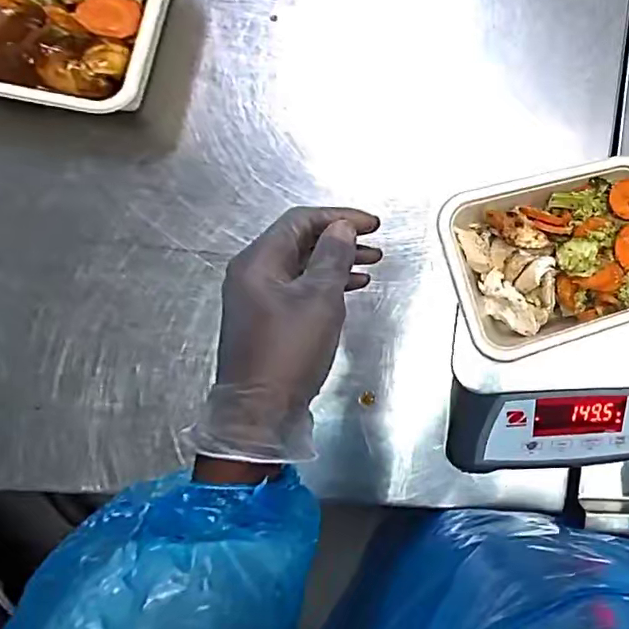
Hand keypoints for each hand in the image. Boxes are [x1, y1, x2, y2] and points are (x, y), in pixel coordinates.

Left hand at [185, 207, 381, 465]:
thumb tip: (341, 228)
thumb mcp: (320, 299)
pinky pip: (302, 285)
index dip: (339, 217)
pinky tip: (353, 286)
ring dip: (338, 259)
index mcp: (258, 262)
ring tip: (372, 262)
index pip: (300, 221)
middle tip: (374, 240)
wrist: (259, 411)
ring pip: (304, 264)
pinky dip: (329, 280)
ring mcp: (259, 297)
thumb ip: (332, 257)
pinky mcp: (269, 317)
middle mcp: (253, 274)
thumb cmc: (289, 351)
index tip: (373, 224)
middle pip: (300, 240)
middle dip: (340, 237)